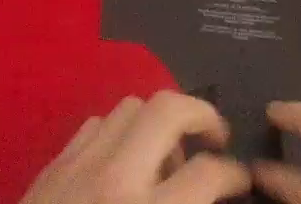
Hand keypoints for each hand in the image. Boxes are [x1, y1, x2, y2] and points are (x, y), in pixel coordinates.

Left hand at [19, 91, 250, 203]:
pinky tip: (127, 160)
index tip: (244, 181)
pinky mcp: (56, 162)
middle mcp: (116, 177)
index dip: (236, 174)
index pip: (207, 174)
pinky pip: (98, 123)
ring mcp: (81, 162)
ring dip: (160, 121)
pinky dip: (123, 132)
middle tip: (217, 139)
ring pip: (131, 106)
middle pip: (167, 109)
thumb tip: (206, 194)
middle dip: (202, 114)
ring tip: (170, 153)